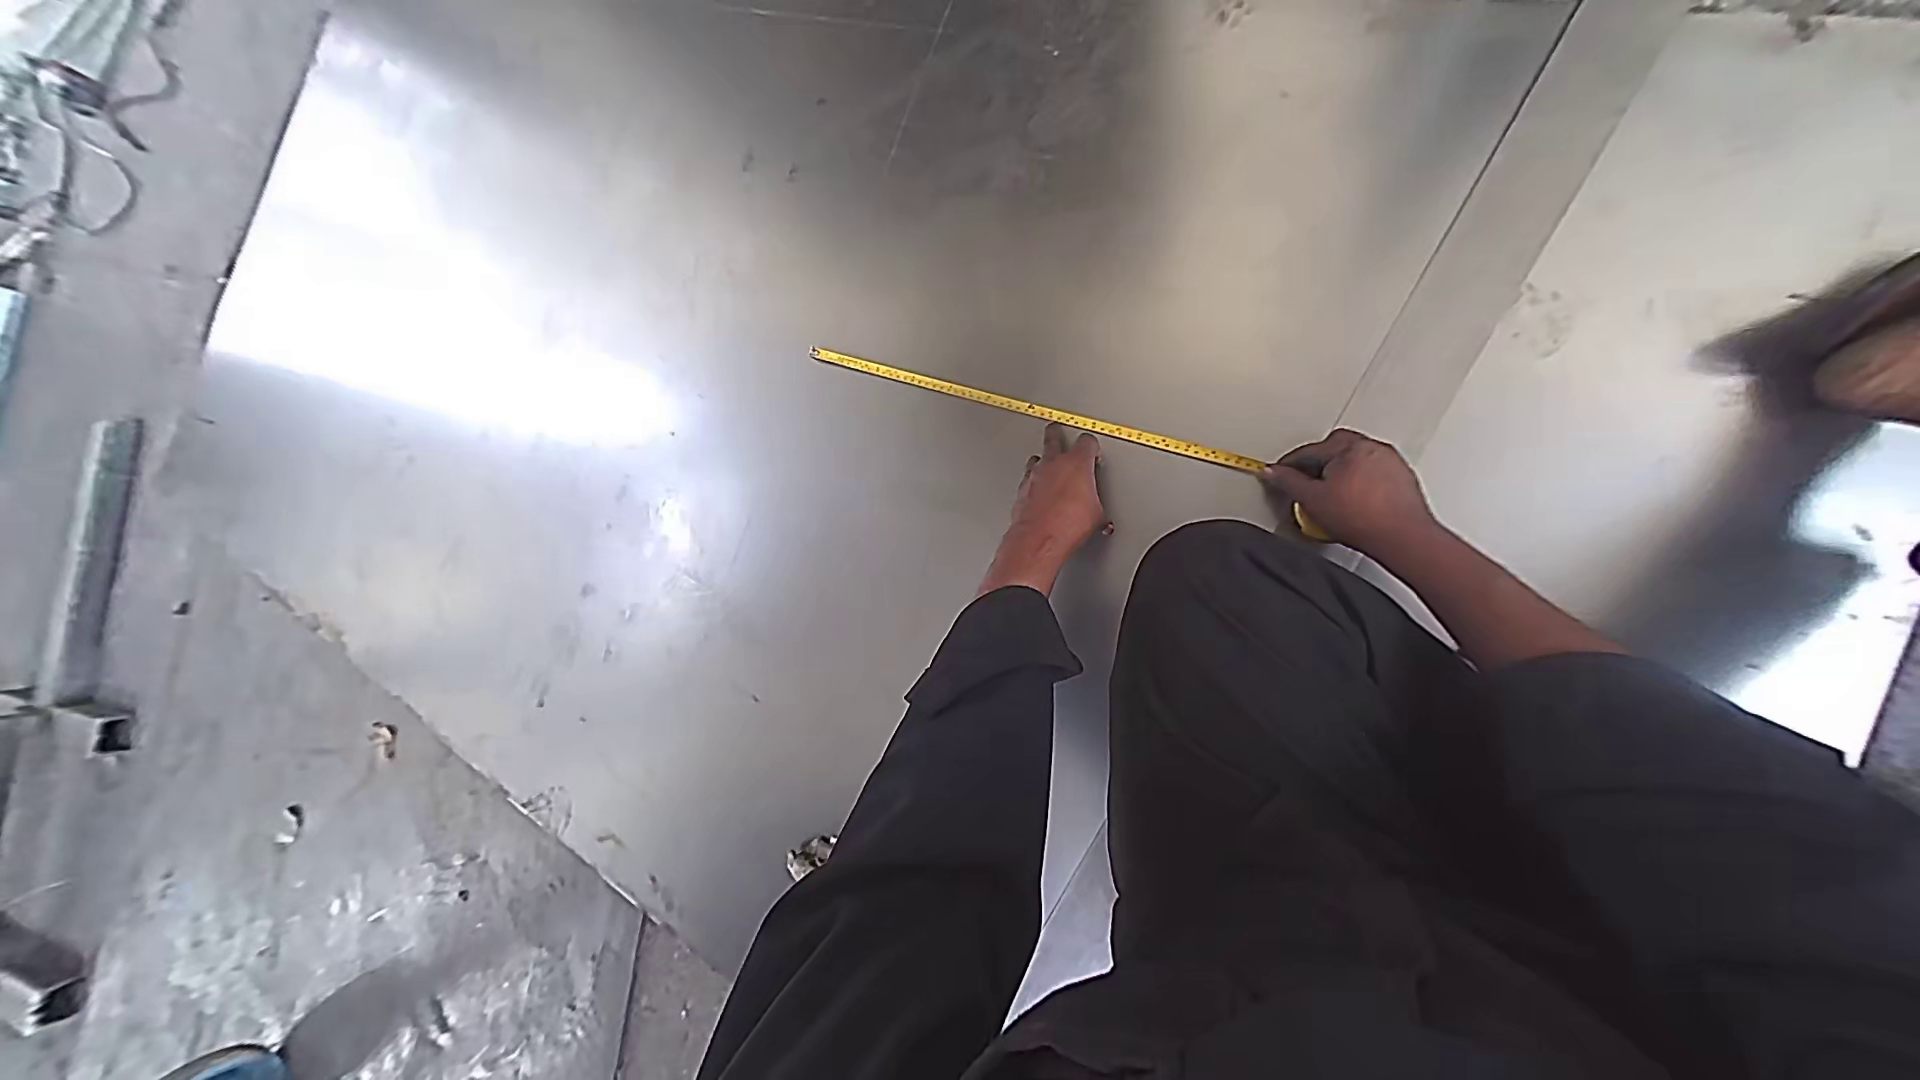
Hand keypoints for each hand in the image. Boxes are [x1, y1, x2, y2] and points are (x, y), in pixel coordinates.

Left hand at [980, 424, 1107, 595]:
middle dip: (1057, 432)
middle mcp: (1053, 464)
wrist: (1039, 539)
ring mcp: (1034, 475)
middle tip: (1057, 429)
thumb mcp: (1096, 516)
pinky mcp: (1021, 490)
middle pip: (1053, 436)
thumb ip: (1098, 508)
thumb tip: (1099, 518)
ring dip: (1042, 458)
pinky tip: (1036, 488)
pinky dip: (1033, 481)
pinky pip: (1027, 478)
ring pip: (1037, 457)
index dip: (1092, 446)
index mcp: (1077, 463)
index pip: (1087, 441)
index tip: (1093, 452)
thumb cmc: (1066, 525)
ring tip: (1046, 460)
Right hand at [1260, 429, 1439, 559]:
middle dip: (1316, 464)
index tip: (1279, 476)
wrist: (1401, 537)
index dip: (1288, 466)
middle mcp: (1372, 448)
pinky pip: (1371, 473)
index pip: (1308, 451)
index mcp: (1349, 446)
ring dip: (1338, 473)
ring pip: (1354, 460)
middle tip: (1306, 484)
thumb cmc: (1364, 518)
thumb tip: (1272, 472)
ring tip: (1328, 497)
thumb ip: (1287, 482)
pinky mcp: (1401, 478)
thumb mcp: (1311, 499)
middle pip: (1333, 449)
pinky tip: (1351, 503)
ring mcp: (1390, 462)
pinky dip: (1357, 483)